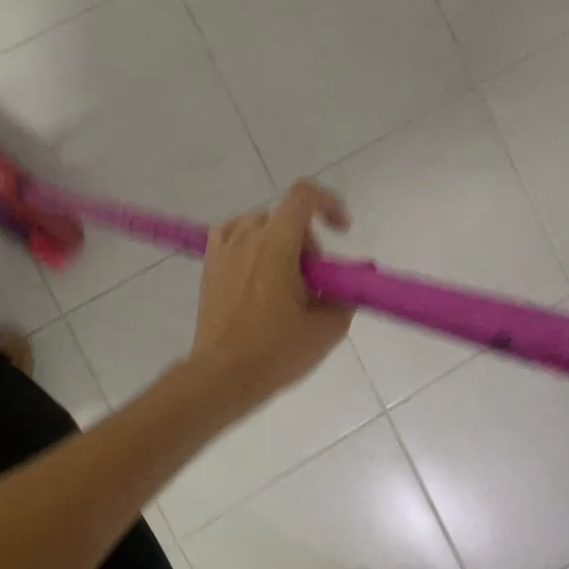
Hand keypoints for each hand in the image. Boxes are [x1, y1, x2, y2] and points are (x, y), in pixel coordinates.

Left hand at [185, 180, 353, 412]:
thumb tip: (360, 271)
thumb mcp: (326, 327)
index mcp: (275, 246)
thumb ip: (347, 293)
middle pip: (285, 217)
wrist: (223, 372)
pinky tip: (259, 271)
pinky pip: (233, 233)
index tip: (343, 231)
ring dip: (280, 243)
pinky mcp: (209, 261)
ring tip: (286, 283)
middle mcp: (245, 237)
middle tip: (314, 283)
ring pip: (259, 225)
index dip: (328, 203)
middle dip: (307, 242)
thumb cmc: (276, 351)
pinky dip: (251, 243)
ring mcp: (222, 247)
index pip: (302, 196)